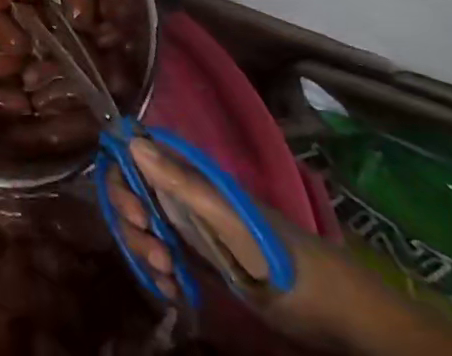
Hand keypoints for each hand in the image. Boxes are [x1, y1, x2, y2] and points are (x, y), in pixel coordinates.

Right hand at [106, 139, 451, 355]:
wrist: (329, 311)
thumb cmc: (281, 260)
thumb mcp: (229, 222)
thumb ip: (181, 183)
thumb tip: (130, 140)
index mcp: (190, 175)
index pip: (135, 157)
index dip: (122, 180)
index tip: (135, 214)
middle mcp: (183, 192)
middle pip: (132, 193)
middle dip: (132, 225)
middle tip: (158, 255)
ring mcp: (188, 224)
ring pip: (141, 225)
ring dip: (144, 251)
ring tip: (168, 277)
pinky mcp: (195, 256)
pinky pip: (157, 253)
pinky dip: (156, 271)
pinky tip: (172, 290)